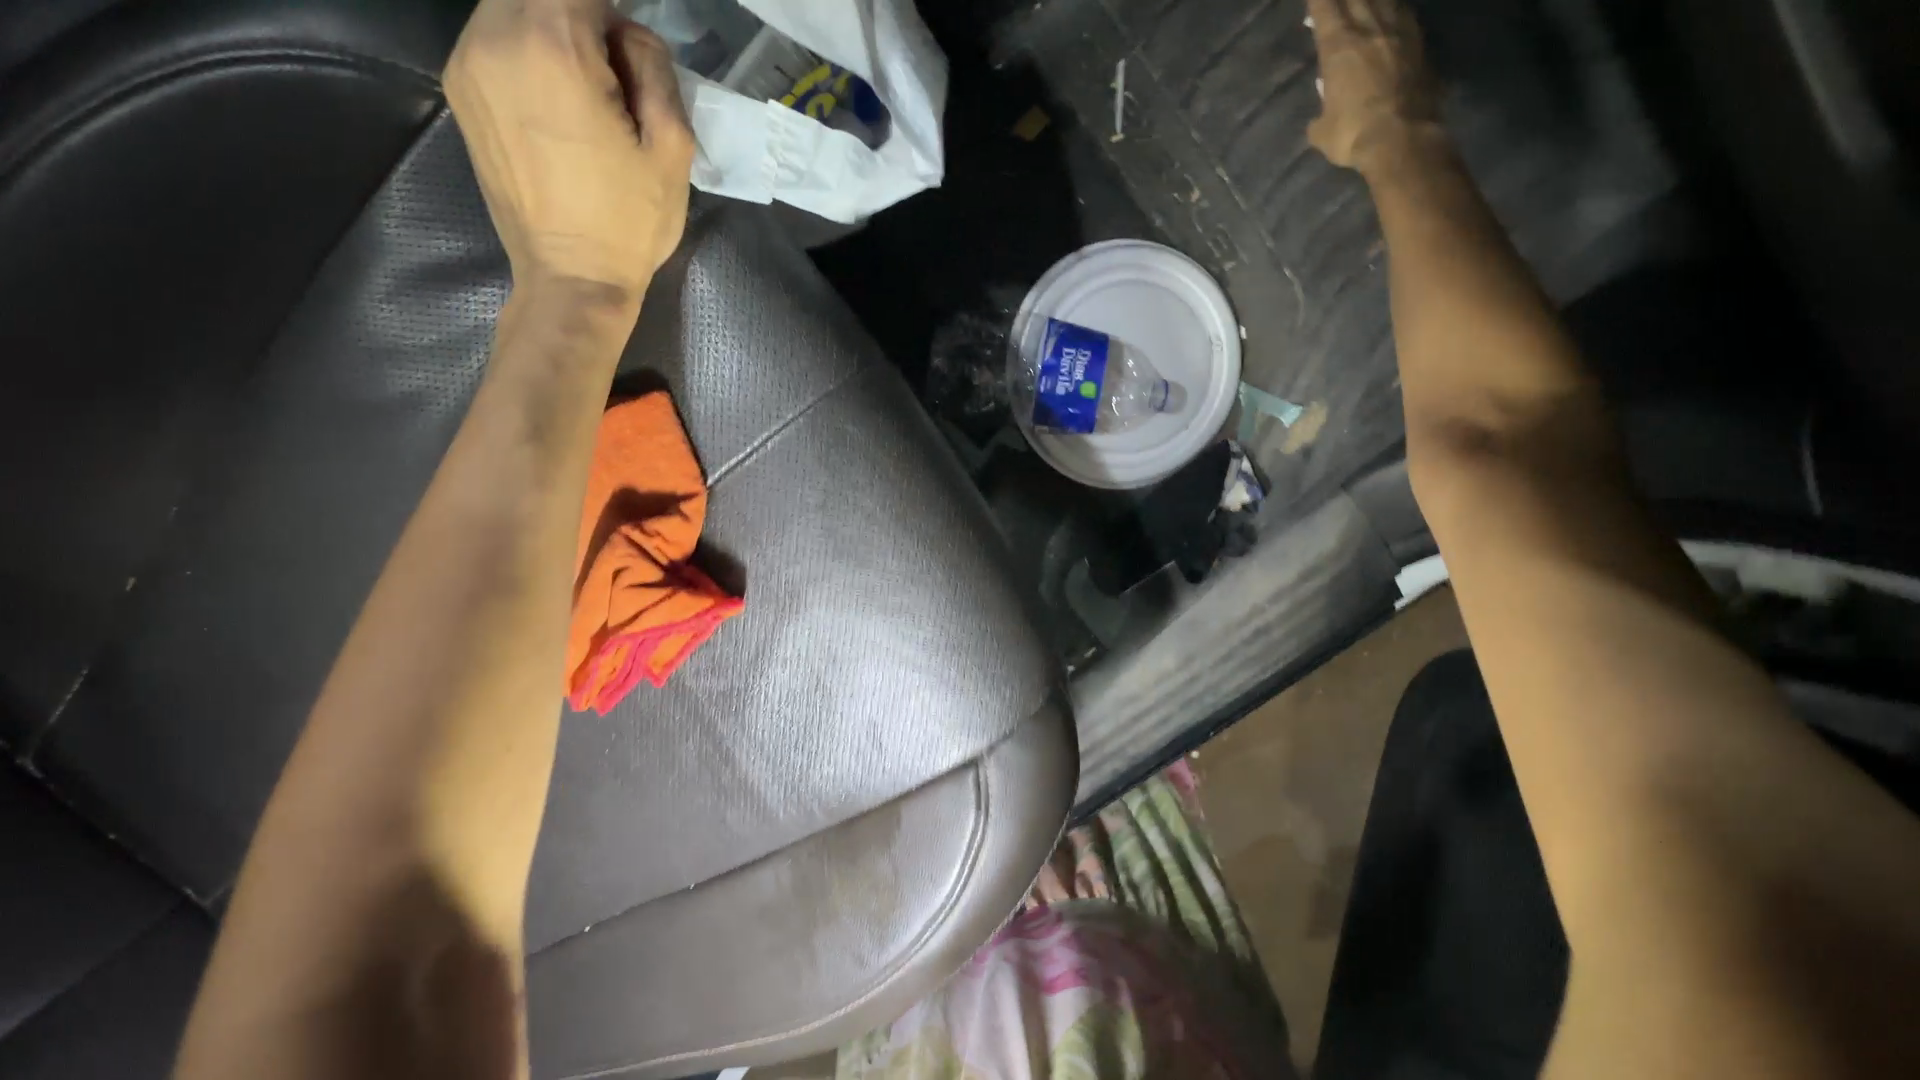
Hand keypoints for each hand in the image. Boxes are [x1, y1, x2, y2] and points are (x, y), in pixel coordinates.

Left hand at [446, 0, 693, 304]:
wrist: (571, 278)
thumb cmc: (629, 219)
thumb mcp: (672, 144)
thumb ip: (654, 64)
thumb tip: (627, 33)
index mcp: (552, 45)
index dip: (612, 11)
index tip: (631, 52)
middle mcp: (494, 38)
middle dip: (581, 15)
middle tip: (613, 69)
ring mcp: (467, 64)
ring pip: (512, 6)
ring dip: (552, 29)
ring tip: (587, 86)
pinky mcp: (460, 91)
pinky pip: (493, 37)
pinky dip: (526, 49)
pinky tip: (555, 100)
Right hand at [1305, 0, 1442, 171]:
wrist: (1403, 138)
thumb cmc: (1353, 134)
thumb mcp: (1323, 132)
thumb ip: (1321, 118)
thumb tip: (1320, 121)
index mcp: (1338, 47)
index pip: (1325, 8)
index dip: (1318, 0)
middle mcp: (1368, 30)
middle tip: (1336, 0)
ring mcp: (1398, 34)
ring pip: (1384, 0)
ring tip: (1363, 2)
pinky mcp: (1420, 45)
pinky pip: (1405, 15)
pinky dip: (1395, 8)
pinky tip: (1393, 9)